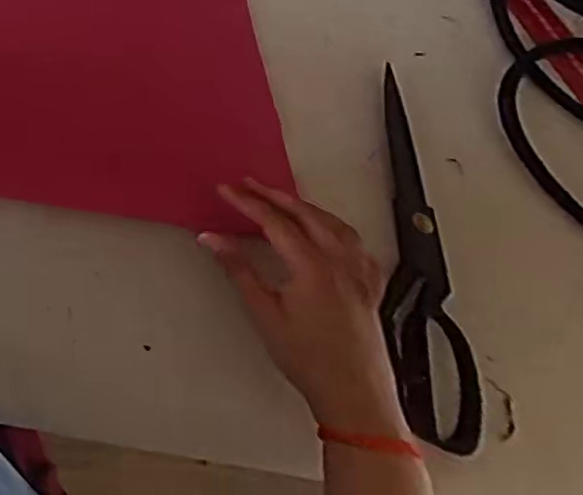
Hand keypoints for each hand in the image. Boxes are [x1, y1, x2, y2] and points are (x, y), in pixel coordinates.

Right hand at [200, 179, 406, 435]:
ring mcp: (361, 280)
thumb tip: (212, 238)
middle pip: (308, 218)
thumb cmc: (307, 358)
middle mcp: (342, 269)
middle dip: (275, 196)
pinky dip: (338, 230)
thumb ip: (238, 269)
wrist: (355, 398)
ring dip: (307, 207)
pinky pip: (359, 249)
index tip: (225, 189)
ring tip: (283, 198)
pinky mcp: (370, 293)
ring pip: (338, 228)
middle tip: (247, 183)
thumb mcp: (263, 312)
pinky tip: (329, 231)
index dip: (247, 202)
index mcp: (315, 270)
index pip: (276, 223)